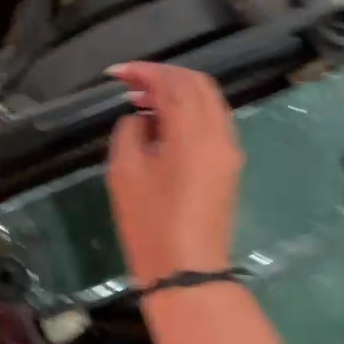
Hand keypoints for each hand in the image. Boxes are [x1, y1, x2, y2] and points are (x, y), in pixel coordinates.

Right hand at [104, 63, 241, 279]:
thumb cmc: (150, 221)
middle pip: (196, 83)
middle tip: (130, 82)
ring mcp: (228, 150)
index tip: (114, 74)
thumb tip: (141, 118)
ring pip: (207, 99)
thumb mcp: (124, 169)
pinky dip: (187, 109)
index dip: (143, 71)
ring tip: (141, 100)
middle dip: (162, 75)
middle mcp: (218, 134)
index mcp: (192, 133)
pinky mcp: (228, 165)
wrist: (187, 271)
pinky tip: (160, 121)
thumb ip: (130, 129)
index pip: (172, 82)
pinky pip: (211, 119)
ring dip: (176, 90)